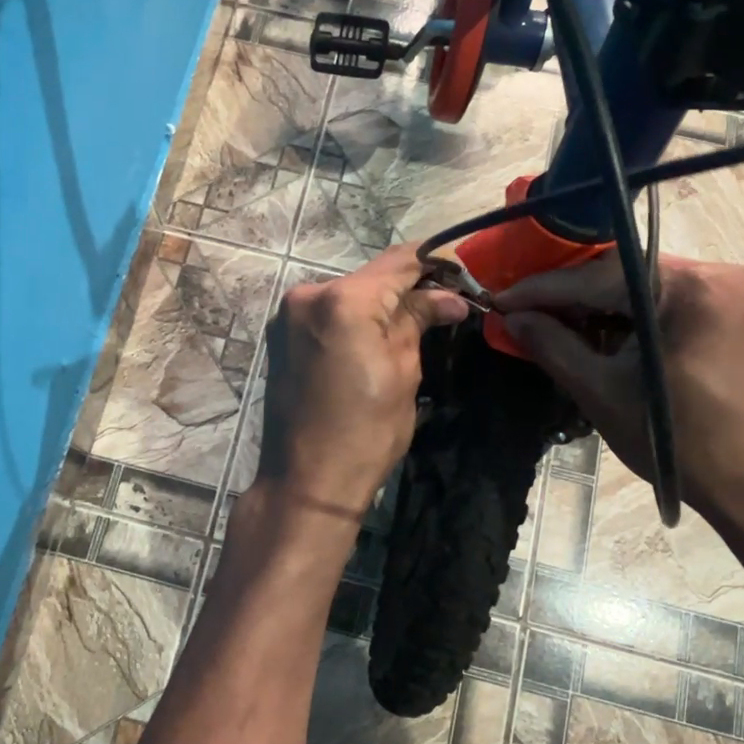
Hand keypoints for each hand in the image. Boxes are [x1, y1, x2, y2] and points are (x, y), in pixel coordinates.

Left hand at [255, 244, 468, 521]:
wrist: (306, 481)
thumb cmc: (365, 432)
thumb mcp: (403, 372)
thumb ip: (418, 321)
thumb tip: (448, 298)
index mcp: (343, 300)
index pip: (399, 261)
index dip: (435, 262)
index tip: (463, 271)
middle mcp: (308, 295)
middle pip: (371, 277)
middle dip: (408, 288)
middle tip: (447, 305)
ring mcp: (288, 316)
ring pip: (348, 295)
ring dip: (380, 305)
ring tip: (416, 324)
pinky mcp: (280, 337)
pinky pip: (327, 315)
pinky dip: (353, 320)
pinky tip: (376, 339)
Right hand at [495, 254, 743, 535]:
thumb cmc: (683, 444)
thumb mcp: (602, 393)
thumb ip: (552, 346)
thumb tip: (511, 318)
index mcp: (692, 288)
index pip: (598, 274)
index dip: (542, 289)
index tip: (500, 300)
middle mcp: (720, 275)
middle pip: (624, 273)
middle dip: (571, 295)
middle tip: (525, 314)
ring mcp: (736, 294)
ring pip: (646, 286)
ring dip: (601, 306)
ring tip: (558, 328)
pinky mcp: (741, 316)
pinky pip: (672, 301)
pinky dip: (633, 316)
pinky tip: (605, 338)